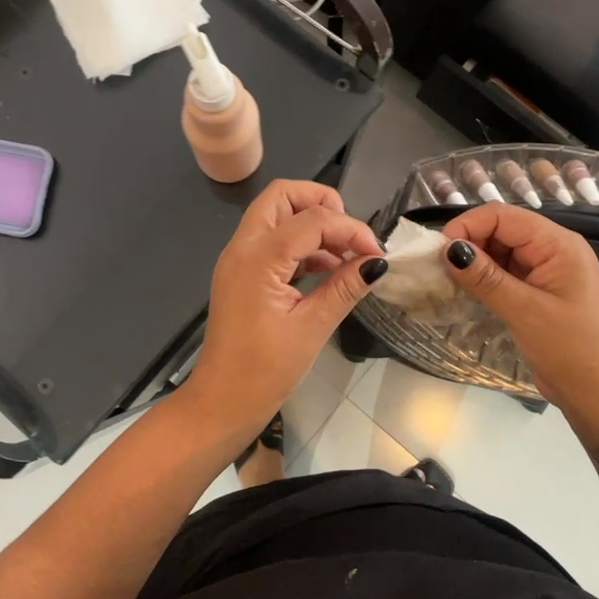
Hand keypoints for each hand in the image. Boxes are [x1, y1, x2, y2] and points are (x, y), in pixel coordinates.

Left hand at [189, 181, 385, 425]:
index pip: (313, 219)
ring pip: (275, 215)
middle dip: (322, 204)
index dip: (350, 229)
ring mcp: (238, 259)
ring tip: (345, 258)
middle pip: (283, 197)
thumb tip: (376, 263)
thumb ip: (344, 288)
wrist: (221, 402)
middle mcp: (242, 247)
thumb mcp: (312, 328)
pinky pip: (271, 240)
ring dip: (311, 224)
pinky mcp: (241, 274)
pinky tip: (327, 271)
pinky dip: (299, 244)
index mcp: (257, 258)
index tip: (376, 255)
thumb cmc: (264, 370)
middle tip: (351, 235)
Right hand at [442, 204, 598, 396]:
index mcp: (558, 244)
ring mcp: (545, 272)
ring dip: (473, 263)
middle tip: (438, 270)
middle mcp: (552, 250)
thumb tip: (448, 250)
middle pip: (501, 230)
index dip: (468, 226)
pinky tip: (463, 293)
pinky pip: (504, 274)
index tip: (438, 252)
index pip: (503, 216)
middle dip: (468, 244)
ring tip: (446, 282)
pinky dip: (482, 280)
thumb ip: (485, 278)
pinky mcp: (537, 293)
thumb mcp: (524, 311)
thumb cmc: (570, 349)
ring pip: (499, 252)